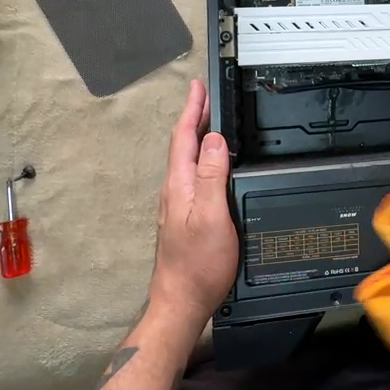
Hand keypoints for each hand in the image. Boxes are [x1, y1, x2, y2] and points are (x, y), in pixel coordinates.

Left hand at [147, 79, 238, 327]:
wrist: (182, 303)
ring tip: (208, 119)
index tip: (199, 87)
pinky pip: (192, 174)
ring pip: (187, 159)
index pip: (185, 137)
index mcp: (180, 186)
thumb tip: (214, 140)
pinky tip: (210, 161)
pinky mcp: (185, 216)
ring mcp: (178, 205)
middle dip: (195, 116)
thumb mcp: (211, 216)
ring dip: (197, 135)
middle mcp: (175, 191)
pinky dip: (201, 156)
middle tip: (206, 95)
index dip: (193, 109)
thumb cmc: (198, 266)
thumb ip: (212, 176)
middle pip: (183, 144)